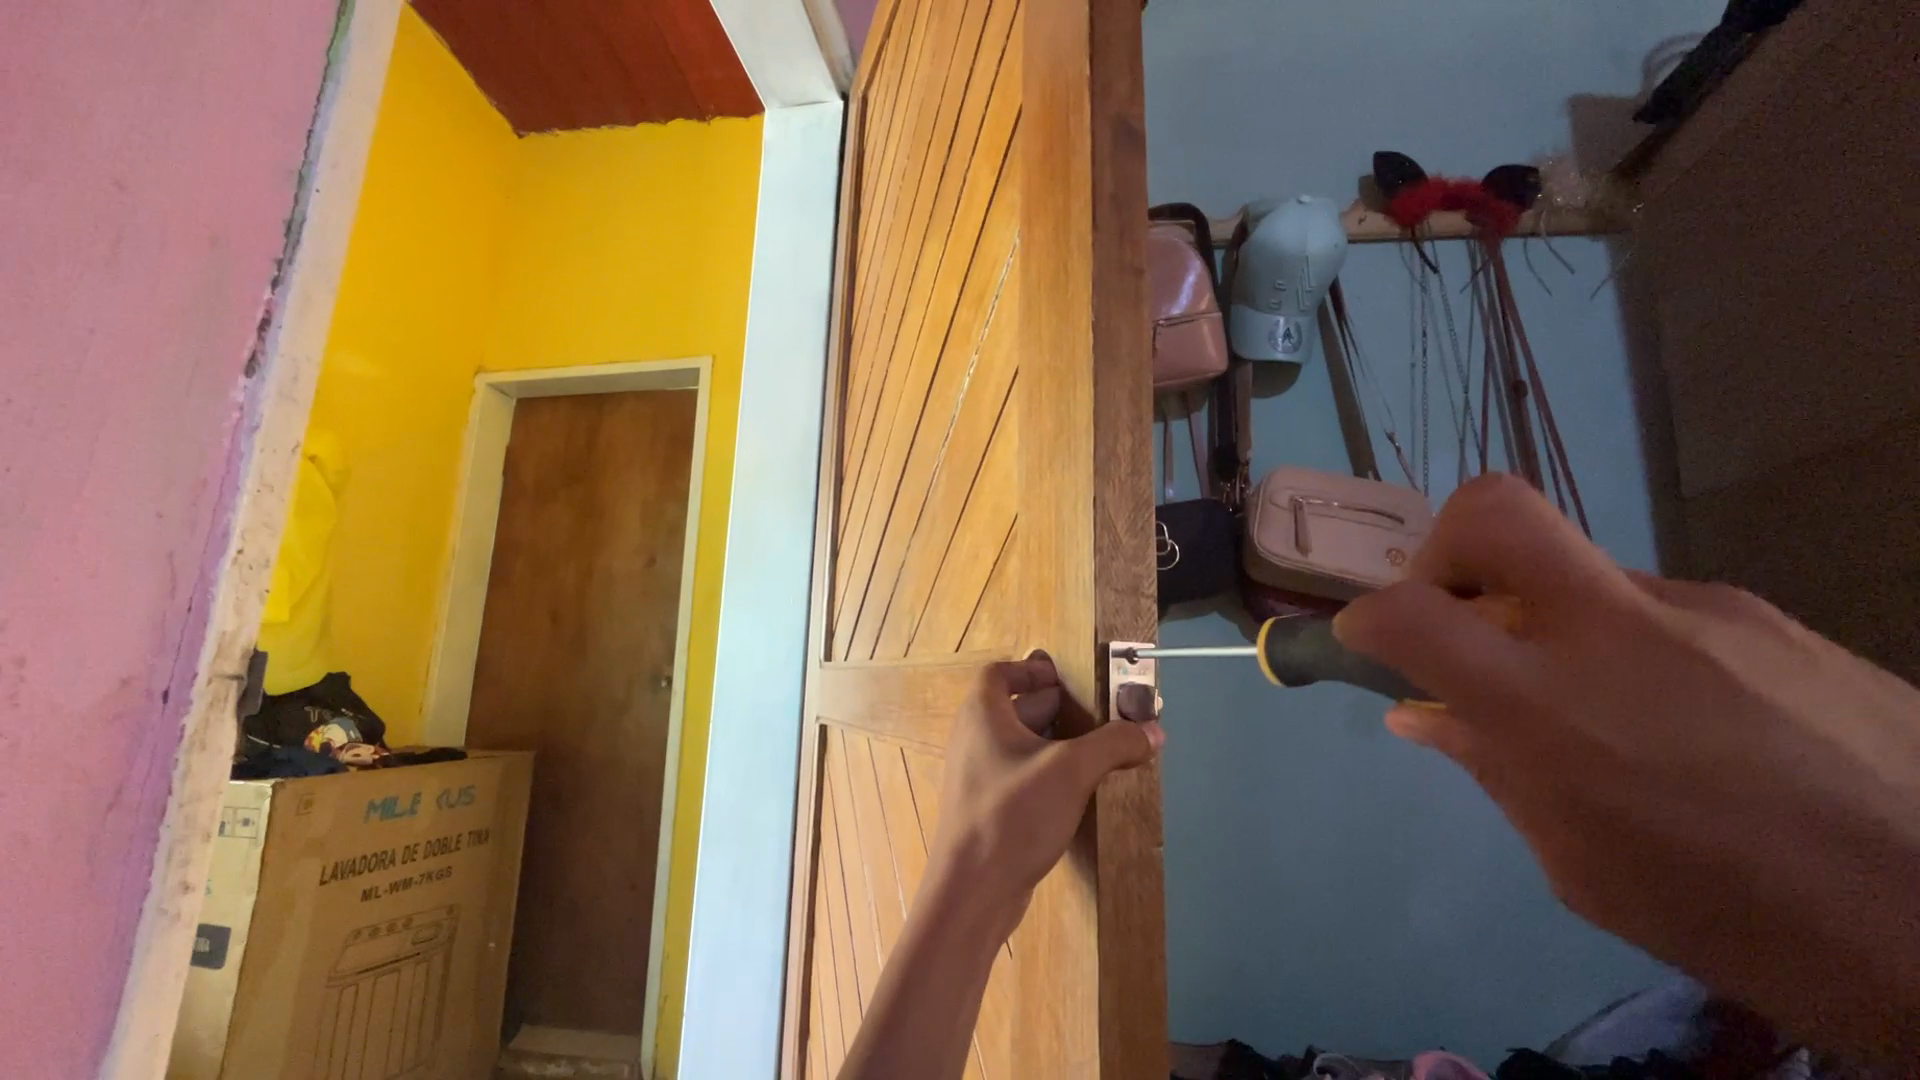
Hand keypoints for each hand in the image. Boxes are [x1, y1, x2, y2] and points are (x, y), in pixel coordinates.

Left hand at [836, 654, 1162, 1079]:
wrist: (972, 891)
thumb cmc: (1013, 814)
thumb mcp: (1072, 770)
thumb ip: (1114, 744)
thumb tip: (1154, 731)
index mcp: (982, 714)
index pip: (999, 673)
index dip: (1031, 668)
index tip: (1065, 677)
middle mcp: (974, 739)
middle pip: (1018, 708)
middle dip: (1061, 709)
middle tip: (1103, 716)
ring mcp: (979, 777)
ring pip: (1023, 746)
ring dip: (1060, 745)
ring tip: (1102, 753)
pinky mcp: (989, 810)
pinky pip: (1022, 777)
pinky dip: (1050, 775)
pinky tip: (1081, 792)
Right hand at [1335, 474, 1919, 1062]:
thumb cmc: (1739, 921)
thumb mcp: (1579, 866)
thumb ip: (1494, 769)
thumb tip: (1427, 715)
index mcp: (1550, 710)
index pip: (1408, 612)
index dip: (1363, 616)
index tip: (1363, 641)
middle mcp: (1616, 631)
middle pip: (1494, 510)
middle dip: (1443, 547)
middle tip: (1453, 611)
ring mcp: (1704, 610)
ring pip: (1580, 571)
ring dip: (1548, 617)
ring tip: (1596, 704)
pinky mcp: (1772, 618)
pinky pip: (1658, 607)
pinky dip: (1626, 643)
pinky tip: (1680, 716)